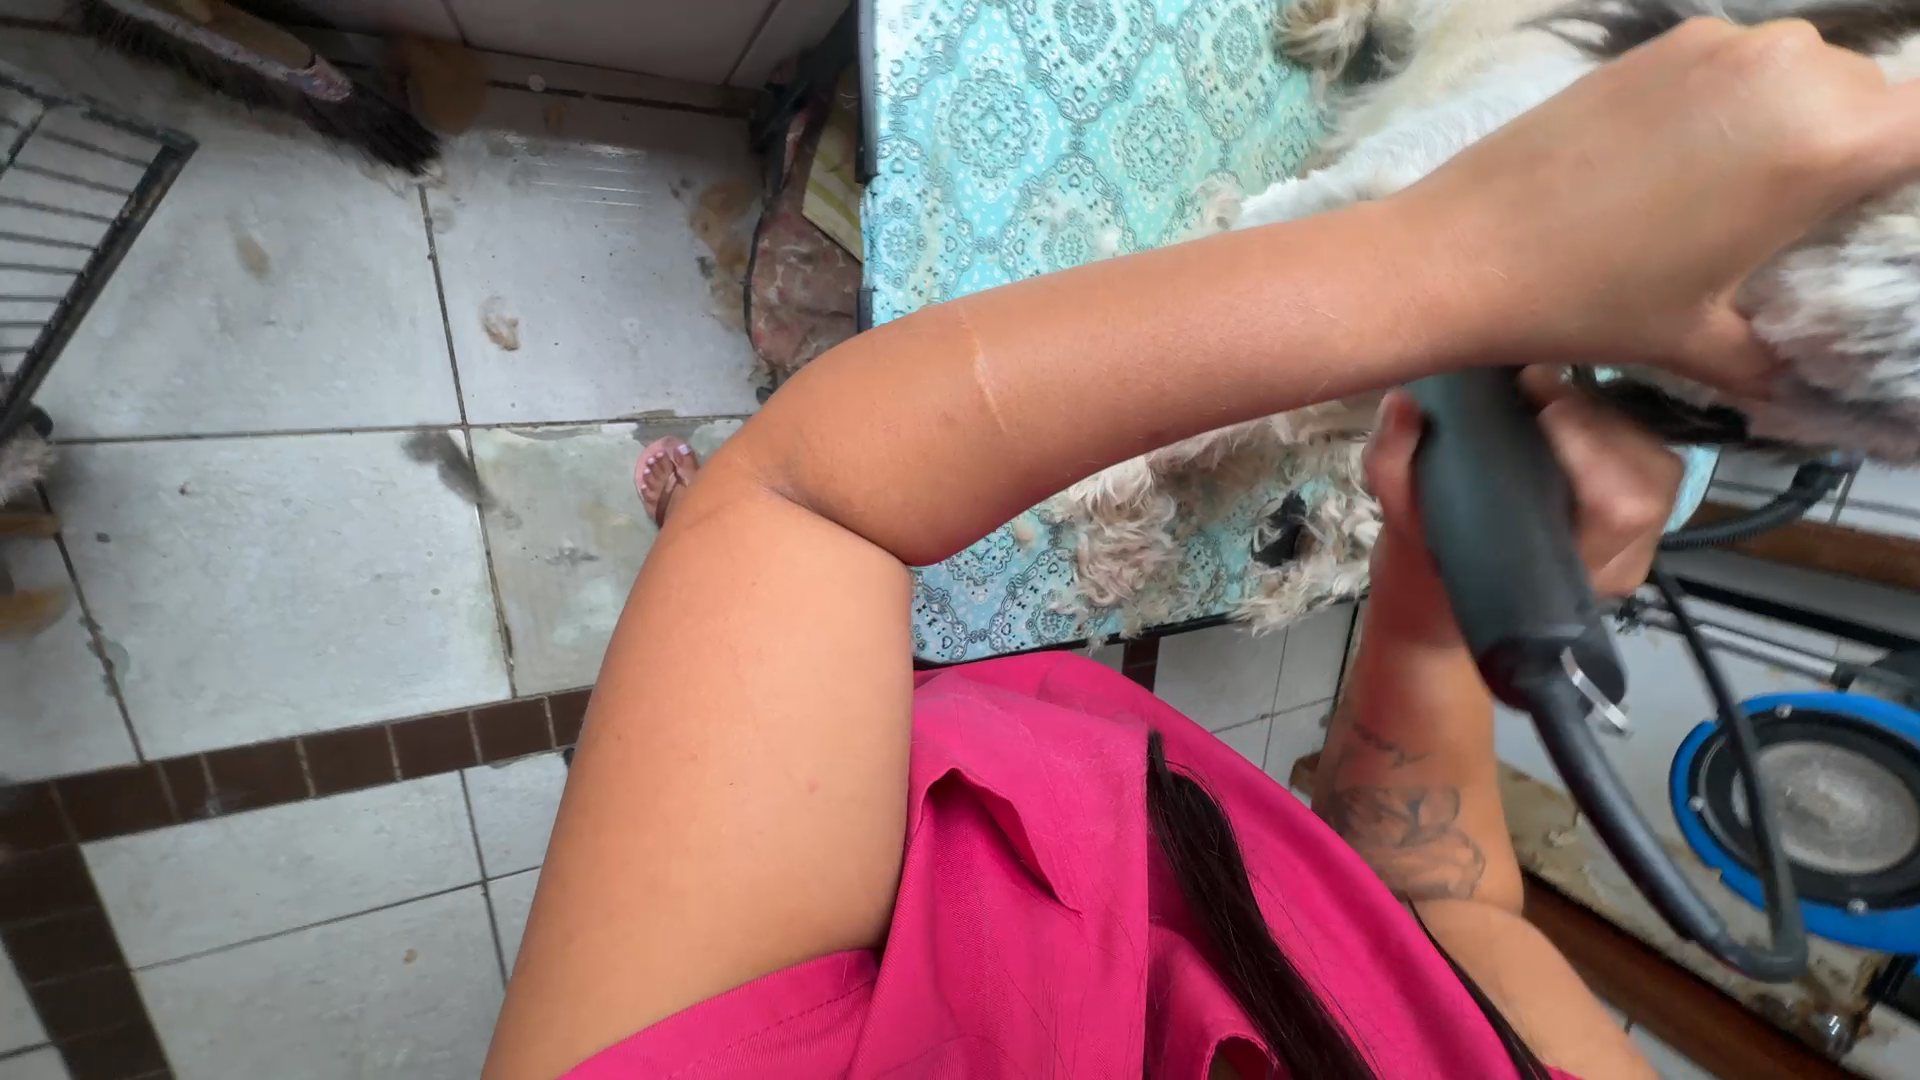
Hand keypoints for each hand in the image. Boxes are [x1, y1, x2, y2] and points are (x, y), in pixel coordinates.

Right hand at [1361, 373, 1683, 647]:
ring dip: (1610, 422)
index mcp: (1556, 574)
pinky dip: (1619, 431)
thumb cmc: (1423, 553)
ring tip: (1552, 399)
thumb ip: (1391, 461)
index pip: (1618, 505)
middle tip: (1537, 388)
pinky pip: (1653, 468)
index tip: (1535, 398)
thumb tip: (1403, 400)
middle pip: (1646, 478)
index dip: (1591, 443)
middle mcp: (1612, 567)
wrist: (1442, 592)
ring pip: (1658, 468)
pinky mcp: (1644, 525)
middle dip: (1596, 422)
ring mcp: (1637, 549)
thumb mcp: (1393, 512)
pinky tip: (1572, 415)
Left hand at [1391, 17, 1919, 396]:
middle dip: (1841, 158)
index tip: (1863, 217)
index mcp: (1830, 139)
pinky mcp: (1648, 49)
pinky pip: (1720, 72)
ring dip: (1774, 129)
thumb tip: (1804, 384)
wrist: (1446, 259)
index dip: (1908, 175)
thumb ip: (1772, 355)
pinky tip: (1651, 167)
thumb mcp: (1687, 340)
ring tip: (1702, 199)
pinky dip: (1713, 111)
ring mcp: (1715, 47)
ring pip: (1795, 80)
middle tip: (1774, 221)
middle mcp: (1792, 67)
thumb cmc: (1570, 305)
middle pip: (1869, 101)